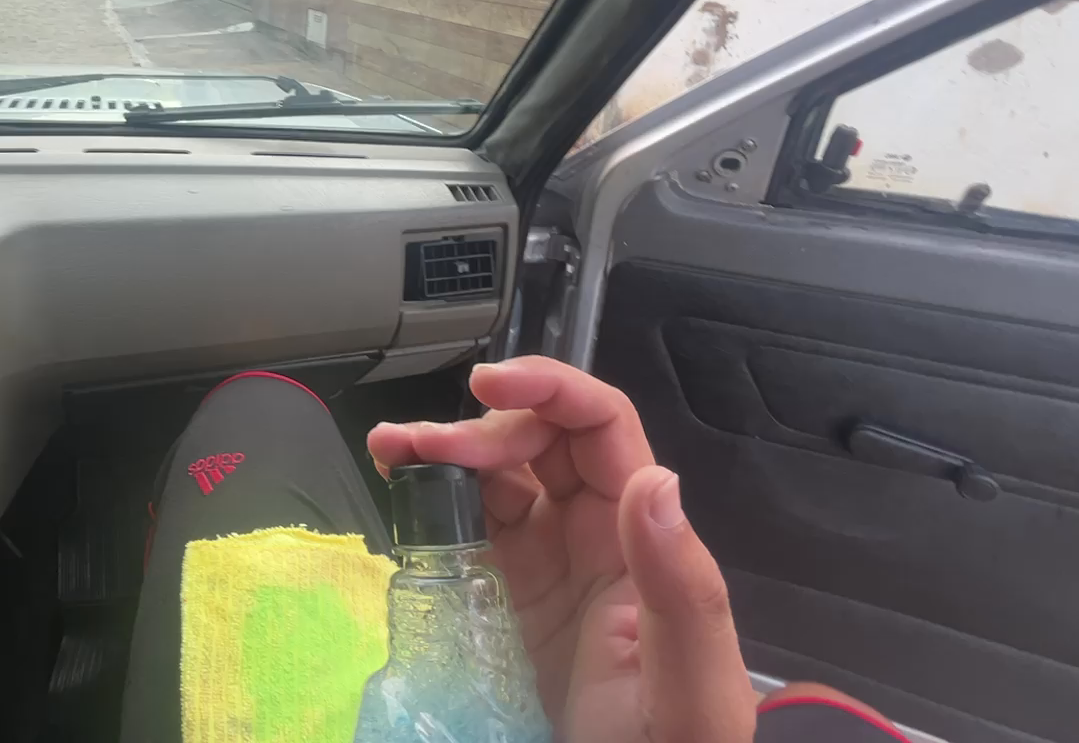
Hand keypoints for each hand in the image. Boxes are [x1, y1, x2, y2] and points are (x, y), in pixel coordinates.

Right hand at [367, 356, 754, 742]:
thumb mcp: (689, 693)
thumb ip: (681, 591)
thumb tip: (655, 481)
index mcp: (633, 529)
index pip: (598, 424)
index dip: (547, 387)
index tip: (485, 385)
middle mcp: (587, 524)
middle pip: (532, 435)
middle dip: (476, 428)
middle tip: (419, 449)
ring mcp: (539, 550)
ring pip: (490, 467)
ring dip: (439, 445)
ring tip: (389, 447)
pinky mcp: (497, 576)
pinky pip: (461, 511)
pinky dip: (426, 483)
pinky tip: (394, 472)